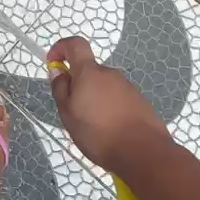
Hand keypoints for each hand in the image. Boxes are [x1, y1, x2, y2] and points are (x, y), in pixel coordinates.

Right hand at [46, 36, 171, 175]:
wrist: (145, 154)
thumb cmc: (99, 133)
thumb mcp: (68, 113)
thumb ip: (60, 88)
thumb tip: (58, 70)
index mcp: (90, 73)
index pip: (75, 44)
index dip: (61, 48)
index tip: (54, 63)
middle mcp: (111, 74)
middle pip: (90, 71)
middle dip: (79, 85)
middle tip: (75, 111)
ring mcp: (129, 88)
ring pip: (104, 87)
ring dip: (96, 99)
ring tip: (95, 127)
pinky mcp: (142, 103)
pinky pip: (119, 100)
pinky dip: (112, 109)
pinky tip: (113, 131)